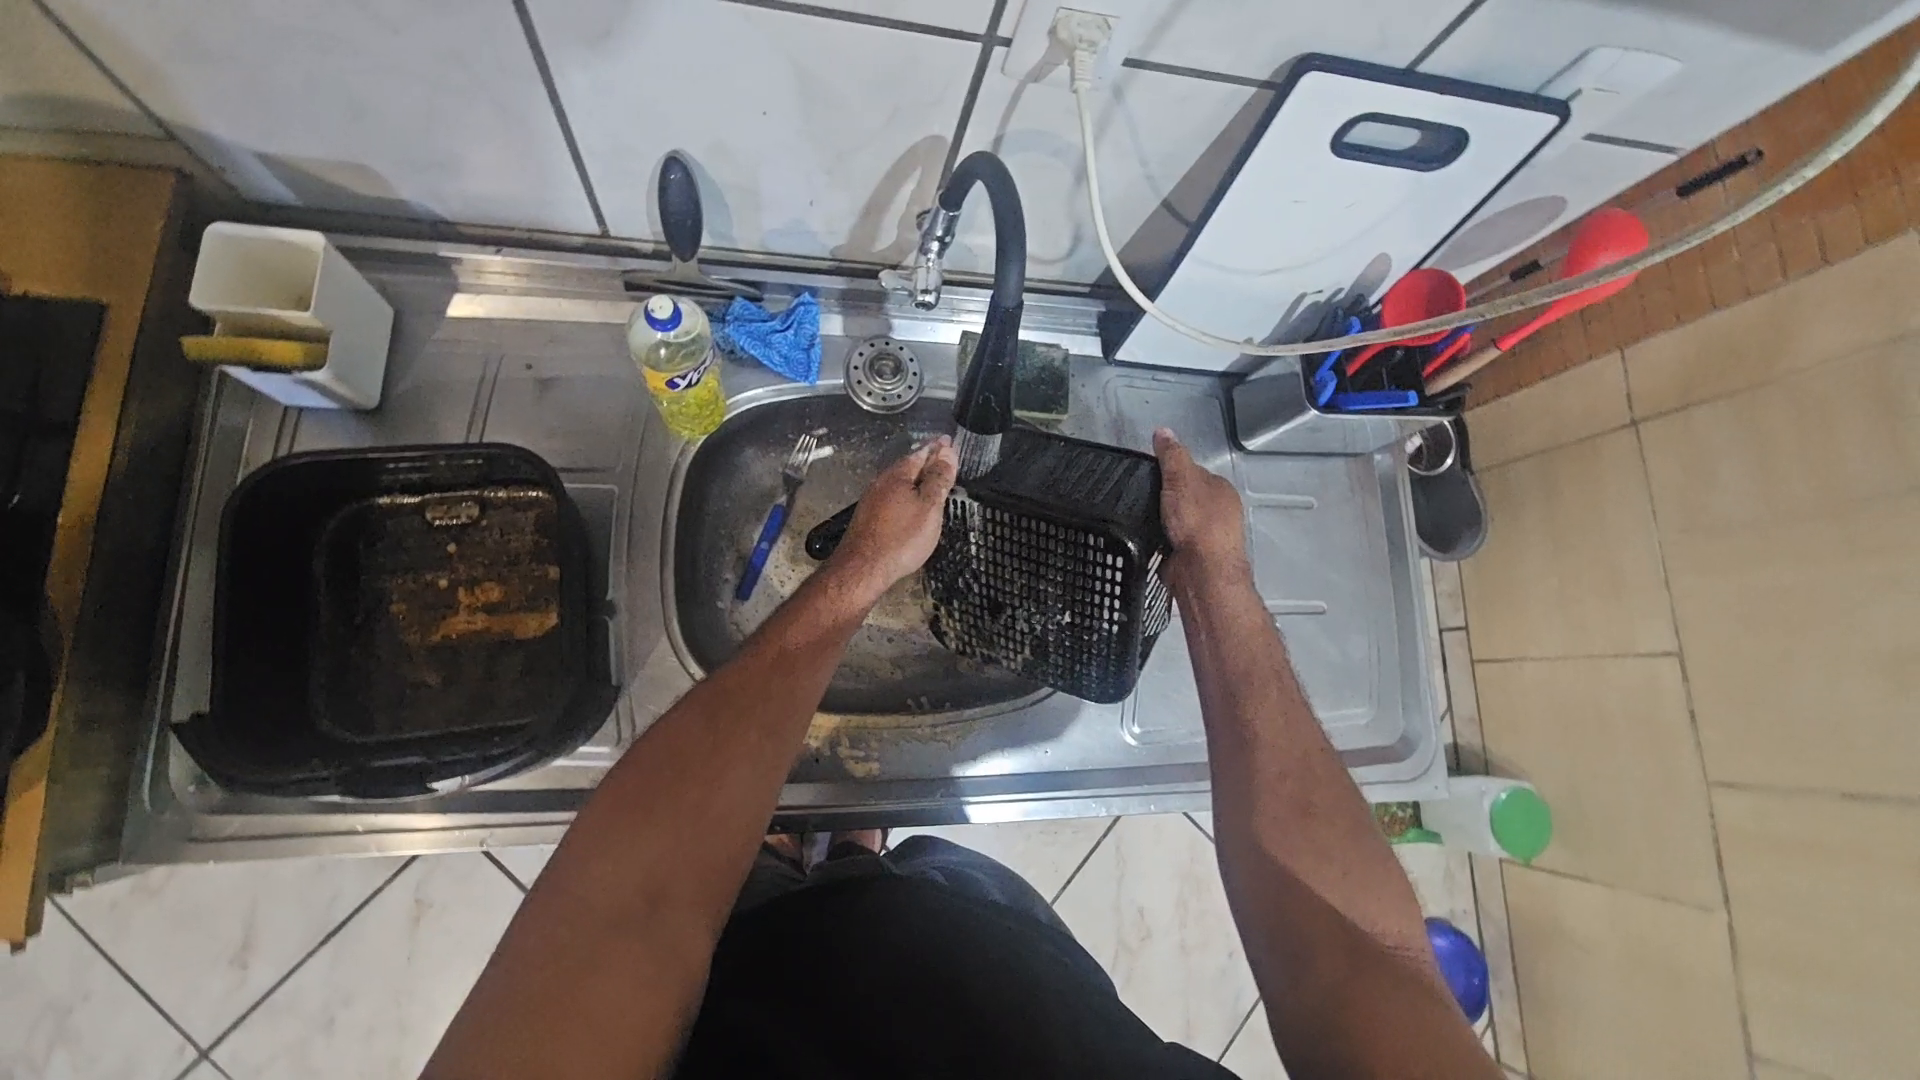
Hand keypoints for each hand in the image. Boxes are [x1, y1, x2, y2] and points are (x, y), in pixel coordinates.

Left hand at [827, 435, 959, 601]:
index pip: (922, 452)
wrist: (863, 569)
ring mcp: (872, 500)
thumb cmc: (902, 538)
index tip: (949, 441)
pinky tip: (911, 503)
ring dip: (916, 479)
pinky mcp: (868, 517)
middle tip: (944, 459)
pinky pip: (892, 496)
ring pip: (899, 482)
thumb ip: (939, 479)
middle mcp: (882, 482)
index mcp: (898, 475)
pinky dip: (906, 494)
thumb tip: (947, 452)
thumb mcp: (929, 507)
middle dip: (926, 461)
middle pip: (908, 466)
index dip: (938, 447)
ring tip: (931, 479)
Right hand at [1153, 428, 1250, 592]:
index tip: (1149, 476)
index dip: (1171, 472)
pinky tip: (1145, 539)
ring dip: (1160, 522)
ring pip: (1177, 522)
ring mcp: (1207, 538)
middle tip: (1137, 498)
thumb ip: (1172, 456)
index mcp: (1221, 490)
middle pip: (1185, 498)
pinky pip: (1170, 542)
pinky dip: (1158, 541)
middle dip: (1164, 499)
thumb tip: (1163, 430)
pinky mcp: (1192, 558)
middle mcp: (1219, 513)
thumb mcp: (1181, 479)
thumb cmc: (1196, 520)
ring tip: (1136, 518)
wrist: (1202, 571)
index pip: (1193, 473)